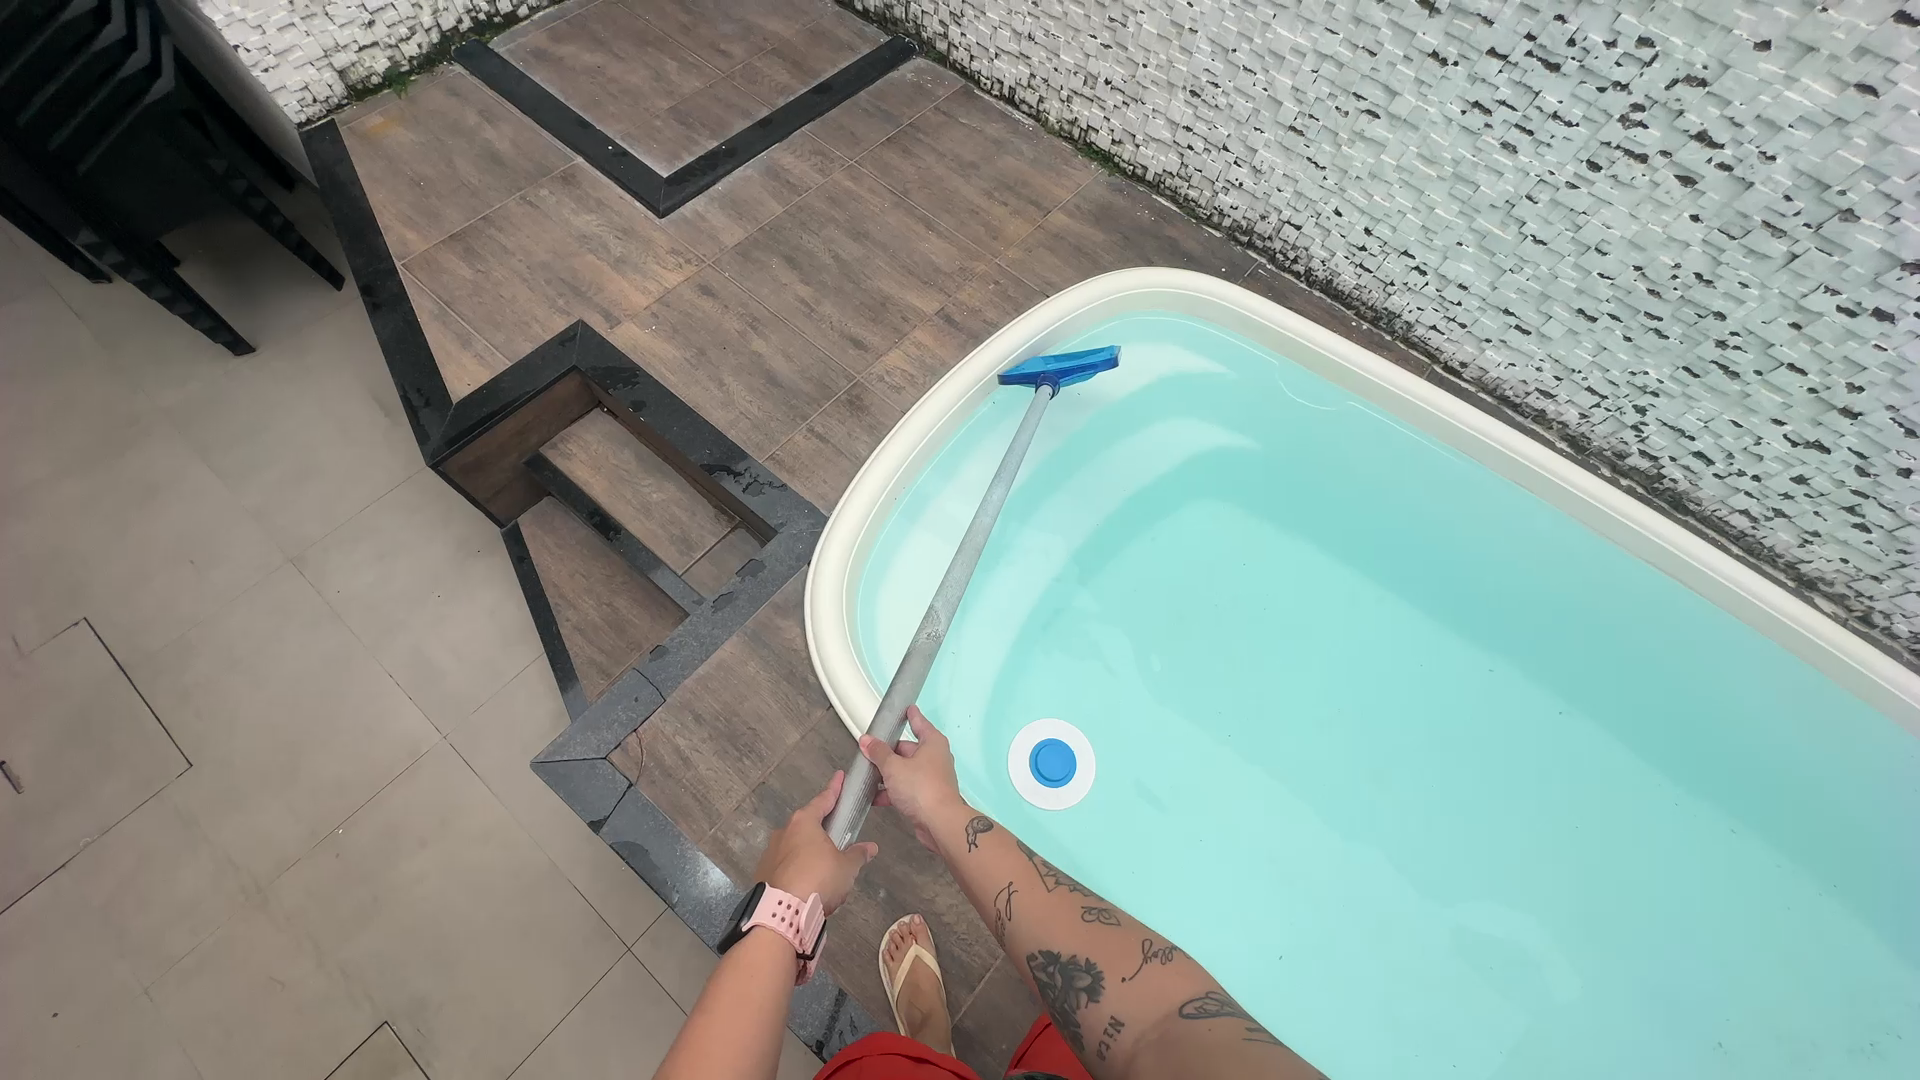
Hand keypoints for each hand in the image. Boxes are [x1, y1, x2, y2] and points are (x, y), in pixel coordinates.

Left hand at [755, 771, 878, 913]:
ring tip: (824, 873)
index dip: (835, 788)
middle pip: (807, 824)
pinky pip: (786, 867)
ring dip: (808, 855)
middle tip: (837, 837)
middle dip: (822, 830)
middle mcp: (784, 832)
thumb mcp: (846, 868)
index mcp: (805, 822)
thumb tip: (870, 847)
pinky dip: (797, 872)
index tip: (840, 776)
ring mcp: (770, 853)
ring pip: (795, 848)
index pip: (824, 799)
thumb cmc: (818, 880)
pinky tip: (807, 887)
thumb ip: (858, 855)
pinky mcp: (763, 874)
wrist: (782, 914)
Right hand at [860, 706, 967, 851]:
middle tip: (869, 753)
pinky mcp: (927, 796)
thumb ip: (878, 753)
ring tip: (867, 776)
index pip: (919, 722)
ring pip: (905, 770)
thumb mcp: (893, 766)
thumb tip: (866, 740)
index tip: (906, 708)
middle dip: (888, 753)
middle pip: (907, 749)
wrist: (939, 823)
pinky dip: (892, 791)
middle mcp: (934, 757)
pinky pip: (906, 788)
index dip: (910, 715)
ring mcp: (931, 778)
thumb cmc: (921, 788)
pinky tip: (875, 797)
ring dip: (887, 774)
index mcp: (932, 743)